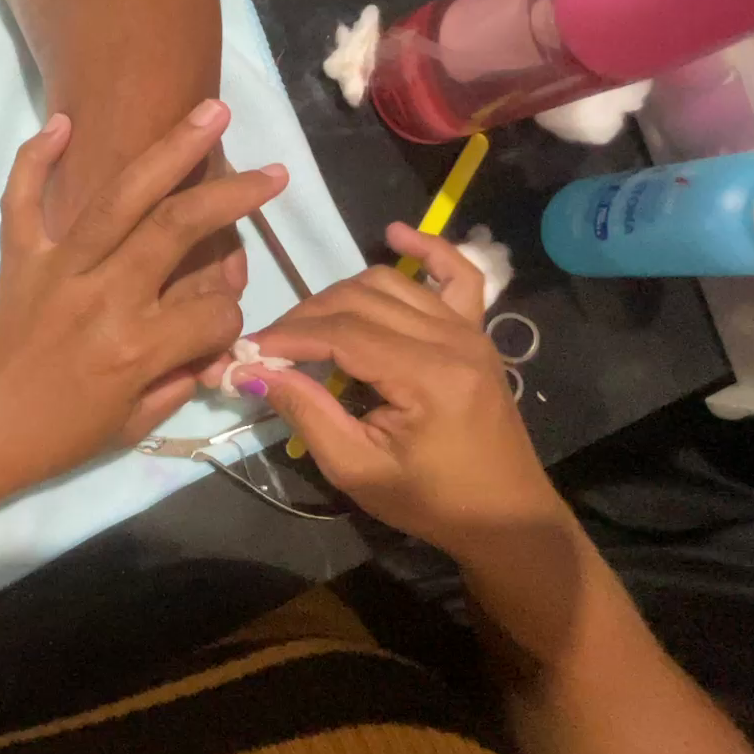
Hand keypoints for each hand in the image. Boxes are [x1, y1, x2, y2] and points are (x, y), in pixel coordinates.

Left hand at [0, 100, 287, 498]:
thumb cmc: (53, 440)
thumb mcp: (131, 426)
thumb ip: (178, 380)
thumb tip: (210, 345)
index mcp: (138, 349)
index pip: (215, 311)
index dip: (230, 318)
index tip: (217, 328)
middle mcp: (103, 298)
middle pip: (179, 228)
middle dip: (233, 195)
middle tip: (271, 173)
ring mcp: (56, 271)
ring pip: (118, 199)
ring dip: (169, 151)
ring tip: (210, 112)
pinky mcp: (16, 261)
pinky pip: (22, 201)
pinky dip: (34, 160)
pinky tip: (63, 125)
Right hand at [220, 224, 564, 554]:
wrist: (506, 518)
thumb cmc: (429, 501)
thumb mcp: (355, 468)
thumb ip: (306, 411)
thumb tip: (253, 371)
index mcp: (427, 377)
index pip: (341, 334)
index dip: (287, 337)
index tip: (247, 350)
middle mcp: (452, 340)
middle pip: (359, 300)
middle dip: (304, 317)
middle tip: (268, 347)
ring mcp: (469, 331)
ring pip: (389, 284)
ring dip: (339, 295)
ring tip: (305, 326)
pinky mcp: (476, 334)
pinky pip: (457, 276)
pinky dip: (427, 250)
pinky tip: (394, 234)